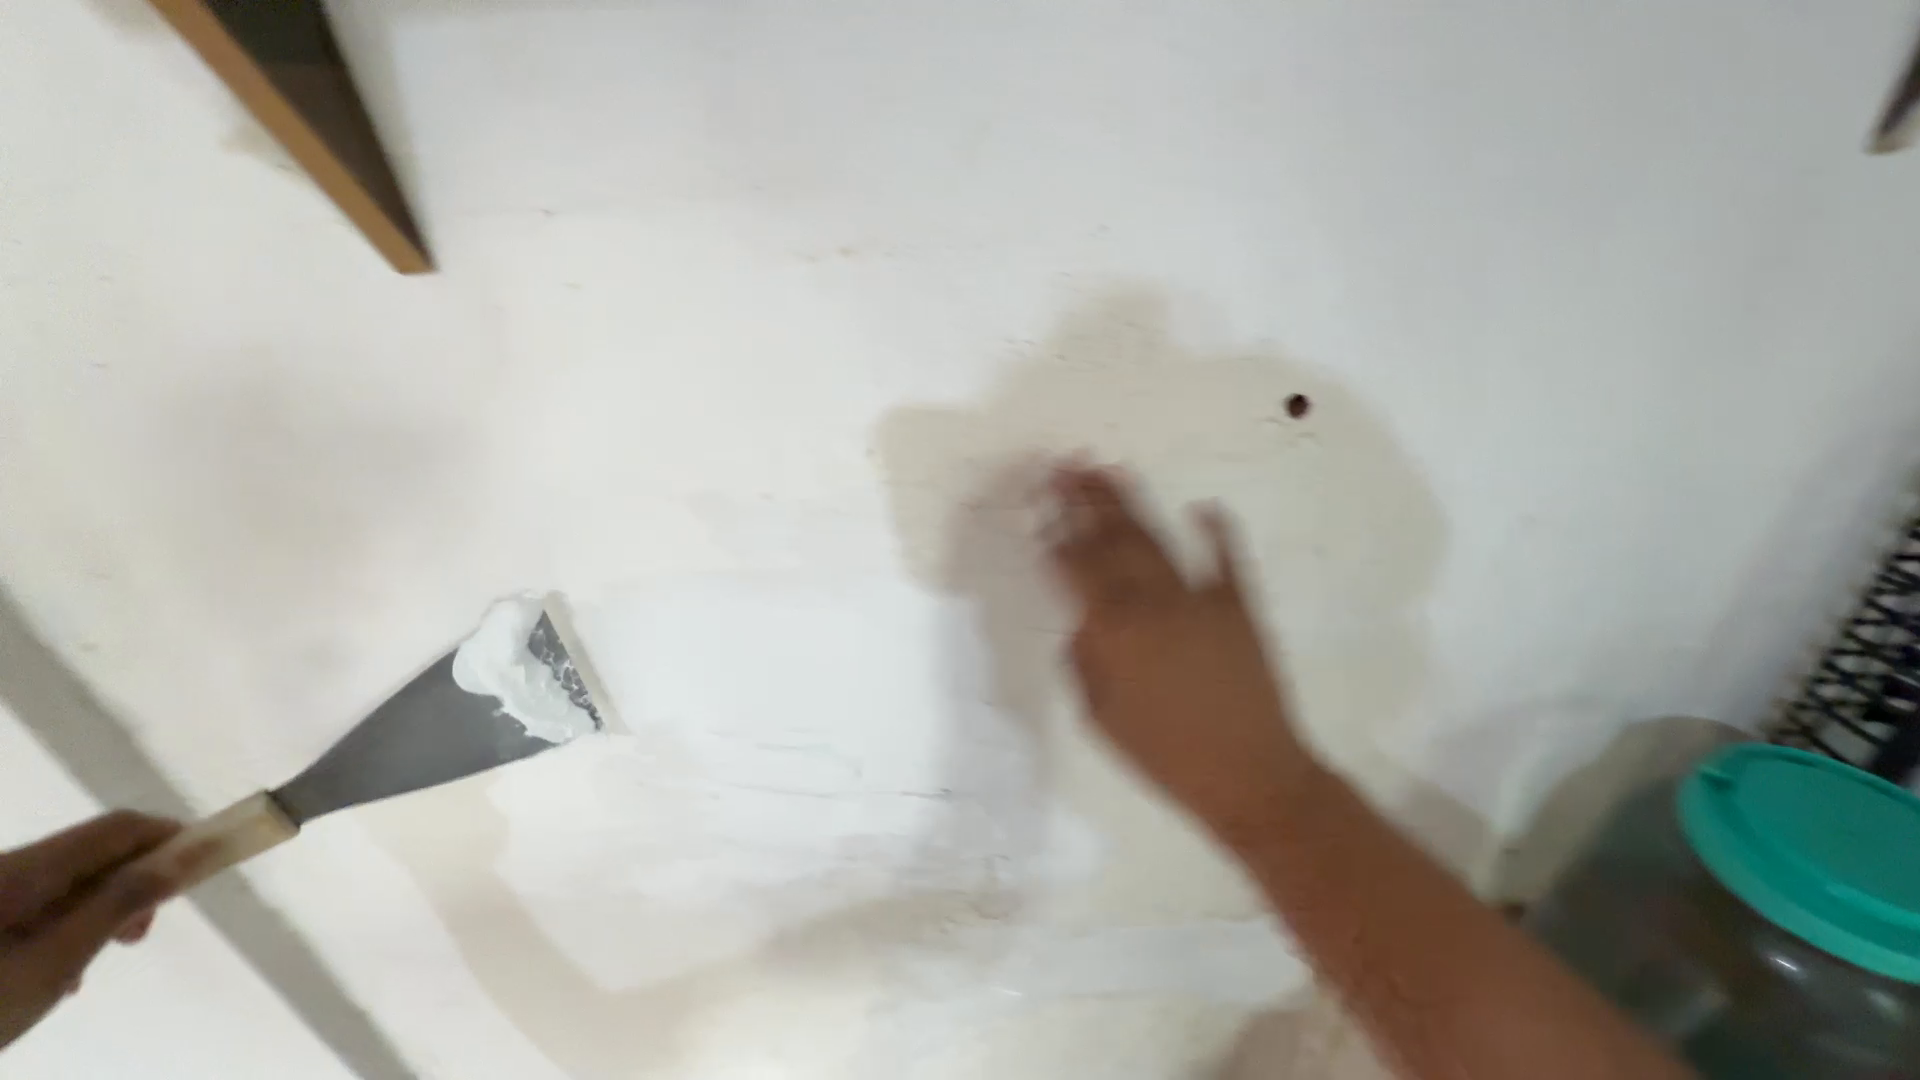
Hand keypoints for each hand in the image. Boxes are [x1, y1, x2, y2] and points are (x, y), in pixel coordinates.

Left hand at [0, 811, 181, 1048]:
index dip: (172, 837)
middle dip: (132, 883)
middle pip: (91, 854)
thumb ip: (124, 900)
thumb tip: (192, 853)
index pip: (122, 827)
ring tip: (85, 968)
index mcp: (25, 869)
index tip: (201, 871)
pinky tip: (43, 974)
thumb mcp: (54, 961)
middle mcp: (1, 869)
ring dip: (93, 913)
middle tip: (139, 935)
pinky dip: (54, 928)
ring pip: (60, 884)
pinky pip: (25, 907)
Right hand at [1043, 463, 1317, 845]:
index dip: (1055, 534)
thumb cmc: (1164, 755)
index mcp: (1113, 631)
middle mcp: (1152, 602)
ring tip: (1108, 469)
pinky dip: (1216, 531)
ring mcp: (1199, 599)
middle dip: (1084, 499)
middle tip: (1065, 466)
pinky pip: (1227, 558)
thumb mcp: (1100, 717)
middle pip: (1111, 539)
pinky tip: (1203, 506)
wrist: (1250, 775)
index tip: (1040, 504)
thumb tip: (1084, 621)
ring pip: (1156, 539)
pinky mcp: (1239, 606)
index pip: (1075, 568)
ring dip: (1129, 502)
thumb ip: (1084, 660)